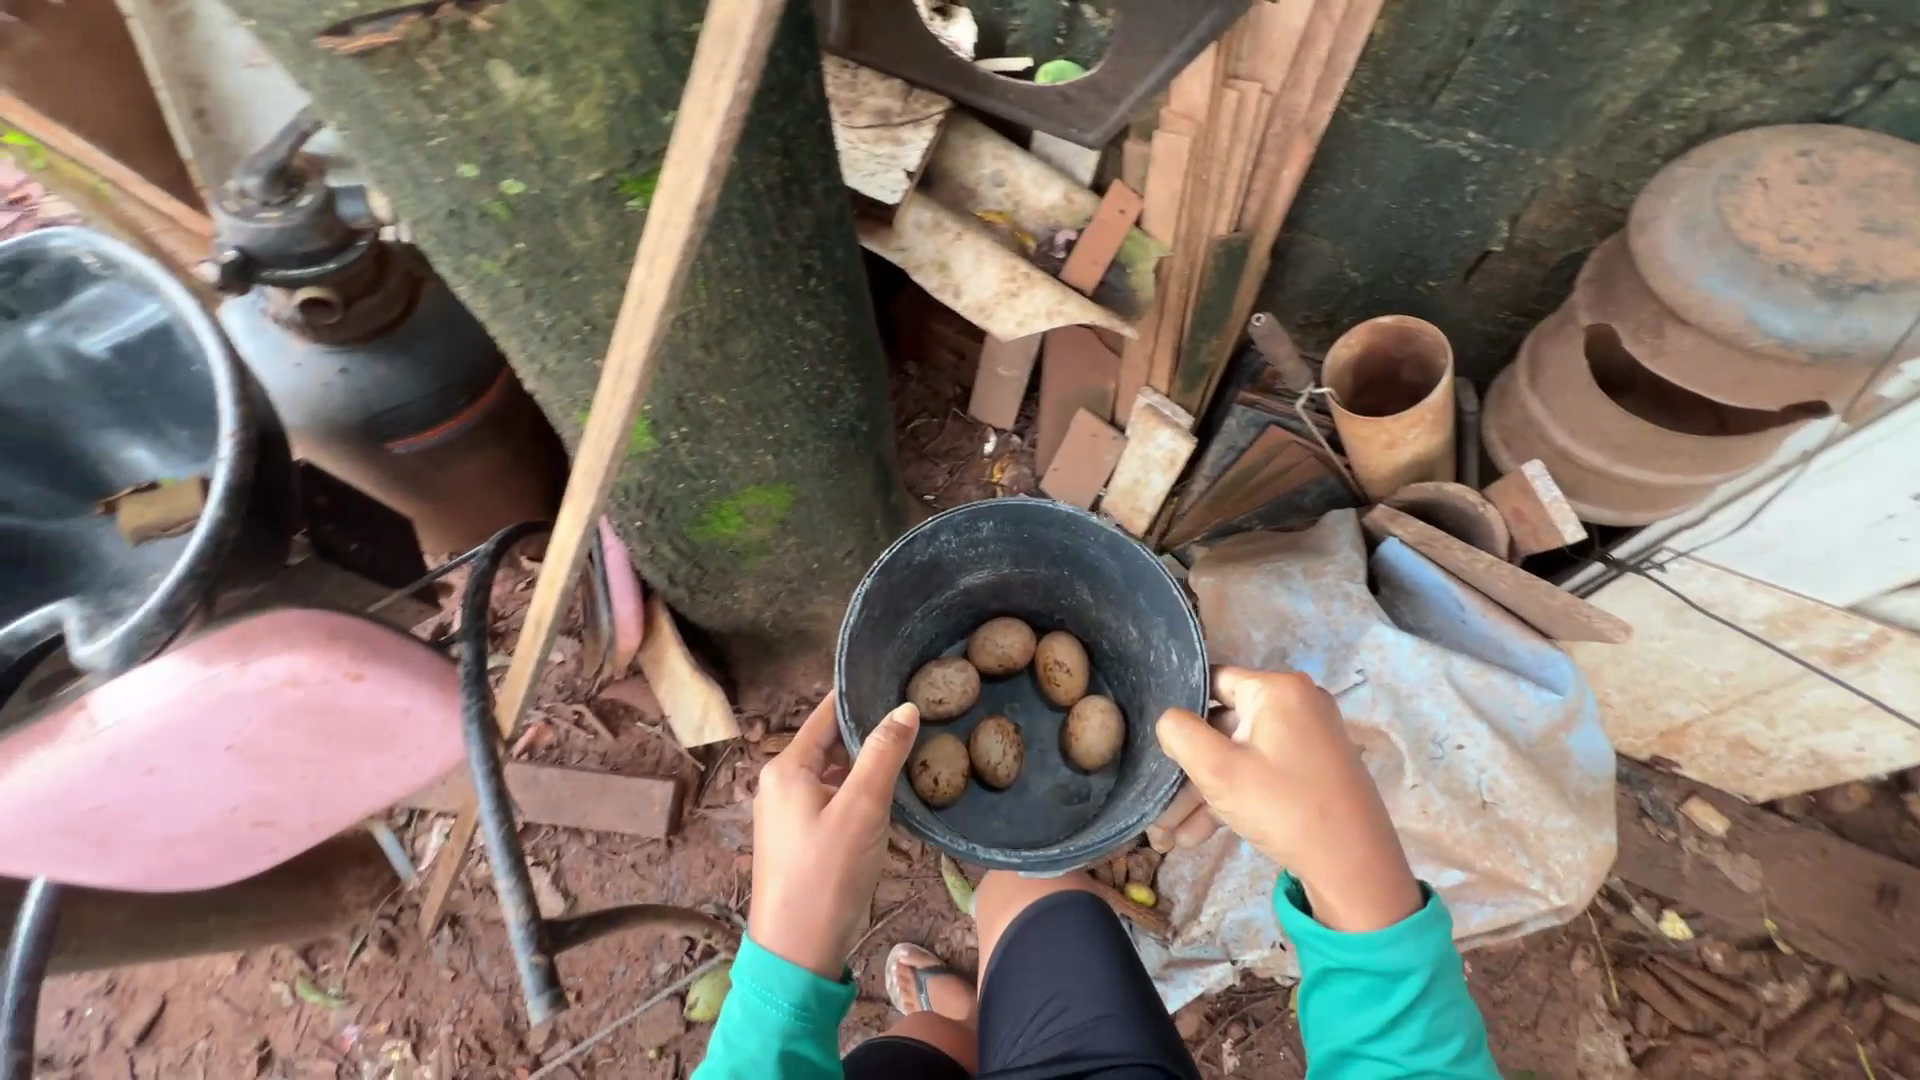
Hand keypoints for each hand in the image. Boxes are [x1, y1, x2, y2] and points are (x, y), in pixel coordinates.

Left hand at [749, 692, 919, 977]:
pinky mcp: (802, 838)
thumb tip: (905, 707)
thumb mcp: (861, 808)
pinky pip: (834, 799)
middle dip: (870, 731)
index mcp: (786, 768)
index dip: (860, 697)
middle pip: (831, 743)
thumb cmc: (826, 875)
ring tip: (914, 747)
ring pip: (835, 772)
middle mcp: (782, 783)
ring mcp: (790, 813)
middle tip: (918, 715)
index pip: (826, 714)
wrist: (797, 955)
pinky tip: (892, 792)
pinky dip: (860, 791)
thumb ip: (883, 754)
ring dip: (868, 764)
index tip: (897, 679)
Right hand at [1152, 667, 1420, 931]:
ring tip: (1172, 833)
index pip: (1214, 682)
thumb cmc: (1283, 808)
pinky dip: (1233, 796)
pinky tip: (1198, 835)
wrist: (1357, 871)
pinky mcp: (1313, 768)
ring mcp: (1309, 737)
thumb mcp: (1218, 769)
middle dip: (1190, 768)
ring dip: (1204, 791)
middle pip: (1224, 726)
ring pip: (1239, 754)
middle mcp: (1298, 703)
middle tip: (1160, 804)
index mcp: (1278, 689)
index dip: (1182, 711)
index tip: (1160, 744)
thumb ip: (1179, 732)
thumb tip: (1169, 720)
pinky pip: (1261, 771)